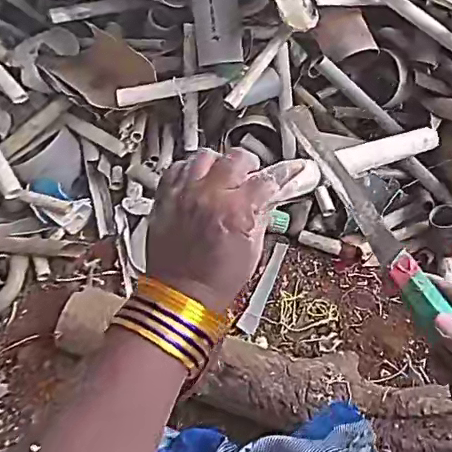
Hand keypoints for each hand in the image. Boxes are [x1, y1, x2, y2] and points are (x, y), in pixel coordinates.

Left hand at [144, 148, 282, 315]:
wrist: (181, 295)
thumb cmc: (214, 281)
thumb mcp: (253, 250)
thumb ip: (261, 216)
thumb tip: (267, 199)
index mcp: (237, 211)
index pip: (267, 179)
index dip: (281, 176)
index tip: (285, 174)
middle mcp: (209, 196)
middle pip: (236, 157)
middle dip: (249, 165)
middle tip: (250, 176)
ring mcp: (185, 194)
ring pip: (205, 156)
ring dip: (218, 164)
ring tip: (222, 176)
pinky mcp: (166, 197)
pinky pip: (178, 167)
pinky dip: (191, 170)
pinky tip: (197, 181)